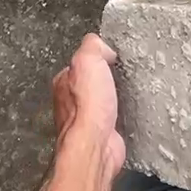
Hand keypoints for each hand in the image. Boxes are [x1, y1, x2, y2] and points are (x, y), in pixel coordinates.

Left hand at [51, 34, 123, 182]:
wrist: (95, 146)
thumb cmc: (87, 109)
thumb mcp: (88, 59)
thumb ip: (93, 45)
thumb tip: (104, 47)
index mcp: (64, 81)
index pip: (81, 60)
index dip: (99, 55)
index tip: (111, 55)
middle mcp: (71, 101)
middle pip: (92, 80)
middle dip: (106, 77)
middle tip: (119, 72)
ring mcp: (86, 119)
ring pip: (102, 99)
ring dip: (114, 95)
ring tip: (124, 90)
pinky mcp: (102, 134)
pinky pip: (113, 116)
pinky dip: (121, 112)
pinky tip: (126, 110)